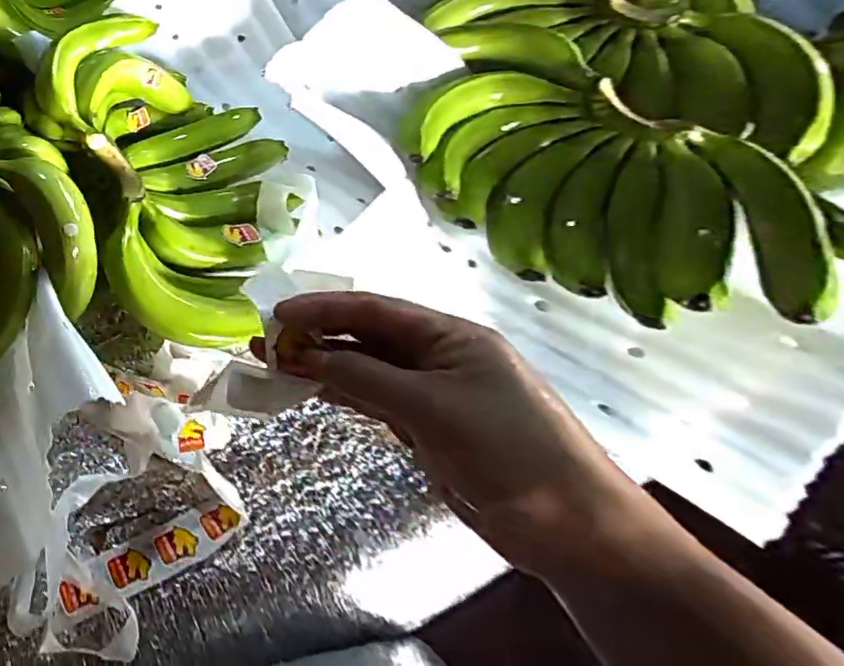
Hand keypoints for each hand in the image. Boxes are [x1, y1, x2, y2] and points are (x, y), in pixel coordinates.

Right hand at [258, 292, 663, 578]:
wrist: (578, 535)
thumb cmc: (511, 453)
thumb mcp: (432, 408)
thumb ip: (364, 378)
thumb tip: (303, 355)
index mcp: (449, 335)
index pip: (374, 309)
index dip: (323, 308)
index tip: (279, 313)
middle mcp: (438, 356)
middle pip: (365, 336)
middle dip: (315, 335)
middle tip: (265, 338)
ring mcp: (432, 392)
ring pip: (365, 368)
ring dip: (322, 365)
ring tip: (274, 361)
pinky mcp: (427, 426)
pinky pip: (373, 399)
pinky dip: (341, 393)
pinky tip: (310, 389)